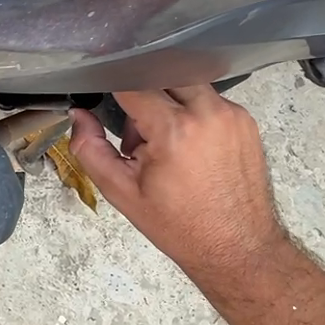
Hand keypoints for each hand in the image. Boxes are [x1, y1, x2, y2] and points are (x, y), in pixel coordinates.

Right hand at [67, 86, 288, 280]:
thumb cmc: (178, 224)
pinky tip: (185, 148)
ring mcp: (233, 115)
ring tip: (161, 145)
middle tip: (135, 135)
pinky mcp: (246, 121)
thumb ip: (90, 147)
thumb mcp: (119, 190)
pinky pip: (208, 101)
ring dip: (166, 104)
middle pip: (162, 77)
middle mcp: (210, 113)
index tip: (100, 99)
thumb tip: (78, 115)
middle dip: (141, 97)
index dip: (112, 90)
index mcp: (175, 129)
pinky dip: (189, 114)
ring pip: (186, 86)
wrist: (235, 246)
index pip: (134, 85)